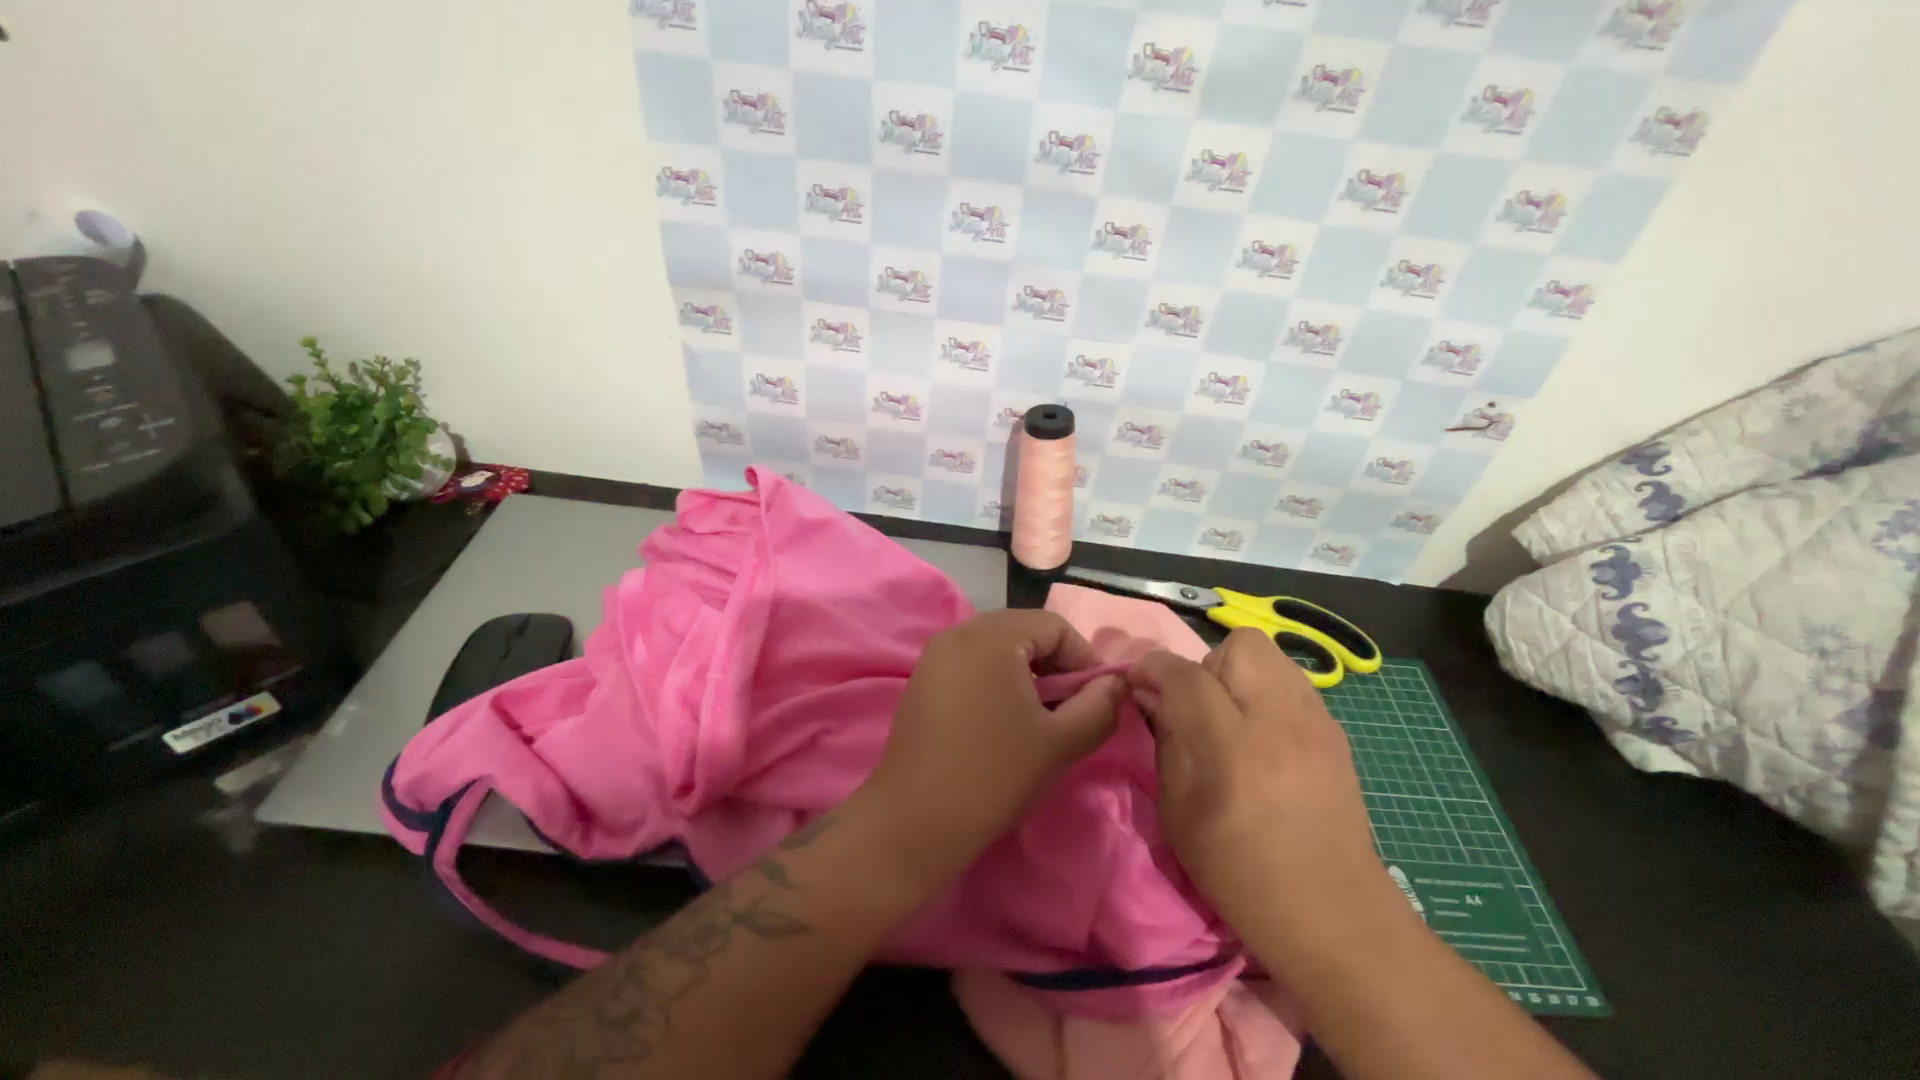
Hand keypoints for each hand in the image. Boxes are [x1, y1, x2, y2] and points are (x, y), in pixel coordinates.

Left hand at [860, 610, 1125, 883]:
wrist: (916, 822)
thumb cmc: (994, 776)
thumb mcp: (1060, 743)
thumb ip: (1099, 707)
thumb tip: (1116, 685)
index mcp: (991, 638)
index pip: (1054, 626)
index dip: (1085, 659)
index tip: (1098, 700)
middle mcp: (957, 633)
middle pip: (1023, 630)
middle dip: (1056, 664)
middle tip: (1072, 708)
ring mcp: (934, 657)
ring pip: (997, 648)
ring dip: (1028, 673)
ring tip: (1041, 718)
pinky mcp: (922, 682)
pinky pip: (971, 664)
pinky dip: (997, 681)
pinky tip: (1005, 722)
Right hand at [1128, 628, 1384, 926]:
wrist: (1326, 906)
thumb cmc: (1236, 868)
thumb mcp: (1177, 809)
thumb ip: (1165, 740)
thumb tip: (1153, 697)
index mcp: (1229, 749)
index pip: (1184, 675)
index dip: (1153, 669)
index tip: (1140, 684)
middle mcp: (1278, 721)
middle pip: (1238, 646)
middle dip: (1207, 664)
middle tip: (1199, 704)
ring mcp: (1315, 722)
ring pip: (1271, 656)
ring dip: (1240, 674)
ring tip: (1234, 715)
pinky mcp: (1336, 730)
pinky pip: (1293, 683)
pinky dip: (1270, 693)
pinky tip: (1266, 733)